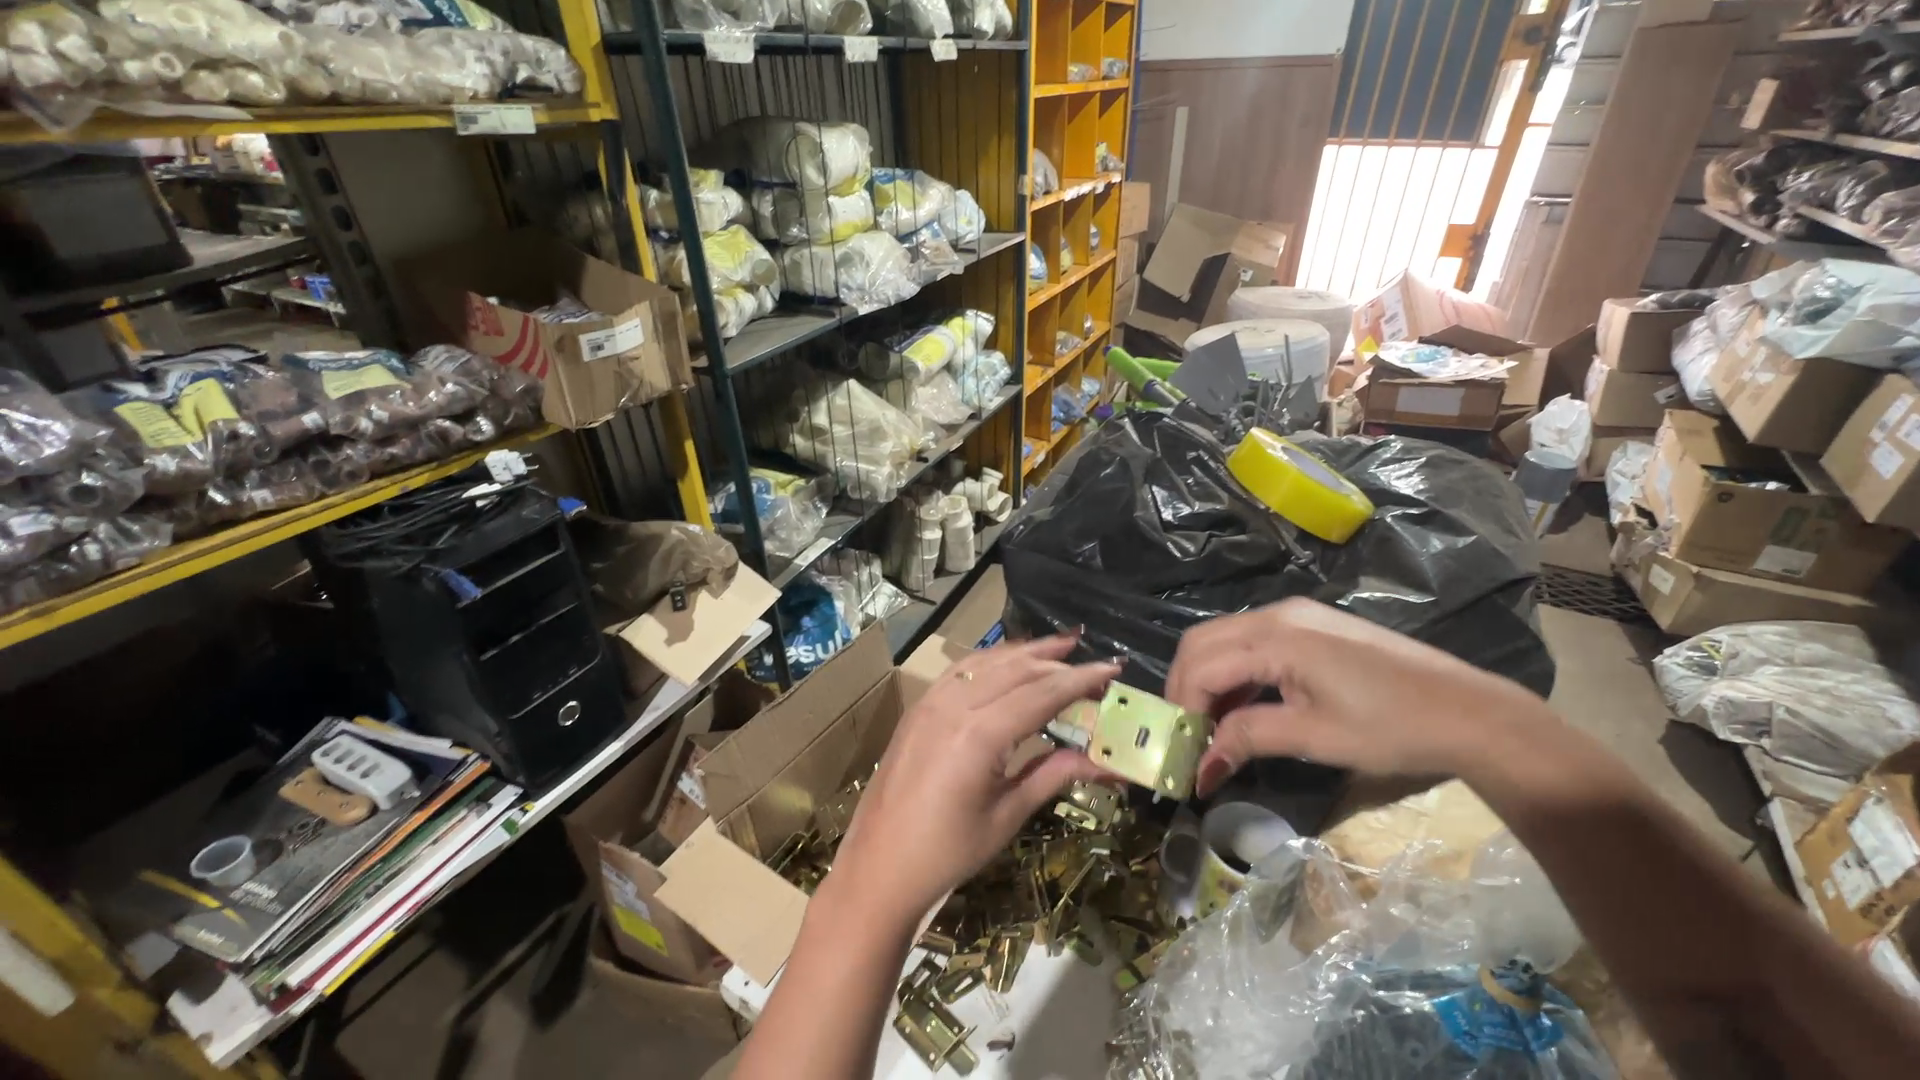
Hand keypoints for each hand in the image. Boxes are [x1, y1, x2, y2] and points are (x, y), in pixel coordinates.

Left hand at [830, 635, 1121, 921]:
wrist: (879, 867)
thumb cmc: (948, 852)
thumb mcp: (1007, 815)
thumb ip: (1053, 775)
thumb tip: (1105, 762)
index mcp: (979, 735)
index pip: (1040, 694)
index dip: (1079, 680)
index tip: (1112, 669)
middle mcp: (953, 707)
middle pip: (1015, 669)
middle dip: (1056, 661)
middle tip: (1092, 659)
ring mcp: (930, 704)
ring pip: (985, 663)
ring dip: (1024, 653)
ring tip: (1059, 646)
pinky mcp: (917, 710)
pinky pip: (960, 672)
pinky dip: (991, 661)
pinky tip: (1009, 663)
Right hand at [1165, 598, 1555, 796]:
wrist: (1468, 712)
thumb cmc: (1393, 728)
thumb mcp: (1315, 738)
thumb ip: (1249, 737)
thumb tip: (1201, 766)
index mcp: (1279, 638)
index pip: (1202, 666)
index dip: (1183, 709)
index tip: (1183, 752)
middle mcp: (1279, 615)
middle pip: (1201, 642)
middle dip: (1184, 689)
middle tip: (1186, 735)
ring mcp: (1296, 615)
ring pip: (1222, 638)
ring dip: (1206, 680)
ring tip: (1209, 727)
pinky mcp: (1311, 626)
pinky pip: (1250, 641)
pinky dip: (1233, 672)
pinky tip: (1242, 707)